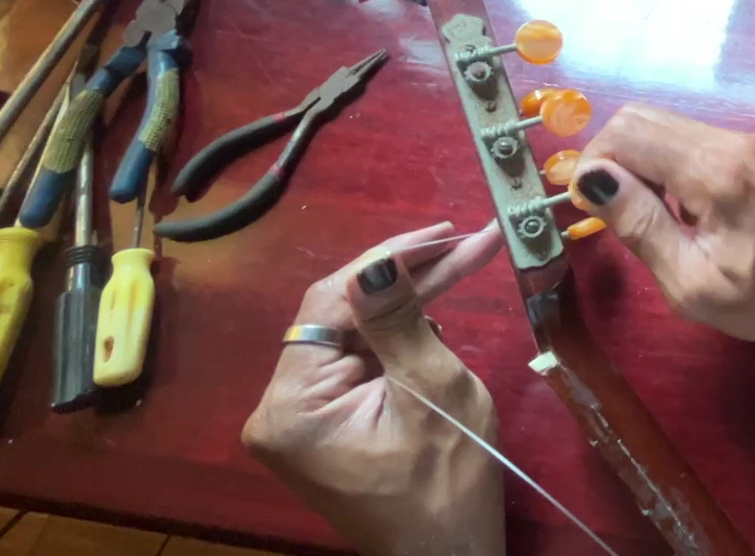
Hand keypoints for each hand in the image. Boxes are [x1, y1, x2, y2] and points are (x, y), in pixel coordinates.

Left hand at [242, 221, 506, 555]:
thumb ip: (399, 321)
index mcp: (294, 403)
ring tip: (469, 255)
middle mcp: (284, 404)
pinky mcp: (333, 416)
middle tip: (471, 238)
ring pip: (361, 327)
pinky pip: (367, 352)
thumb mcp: (431, 388)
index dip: (391, 258)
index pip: (333, 301)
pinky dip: (406, 326)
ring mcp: (307, 412)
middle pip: (346, 310)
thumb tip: (378, 263)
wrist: (448, 546)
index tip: (447, 231)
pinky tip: (440, 305)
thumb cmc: (446, 473)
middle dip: (411, 271)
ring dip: (414, 293)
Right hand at [575, 104, 754, 358]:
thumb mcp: (691, 281)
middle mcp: (730, 142)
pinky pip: (694, 139)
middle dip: (612, 158)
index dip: (592, 166)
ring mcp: (747, 142)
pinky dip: (669, 162)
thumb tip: (592, 178)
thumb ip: (639, 224)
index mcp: (713, 171)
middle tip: (615, 212)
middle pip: (643, 118)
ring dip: (641, 161)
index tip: (589, 209)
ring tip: (650, 215)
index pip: (626, 132)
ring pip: (668, 125)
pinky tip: (681, 207)